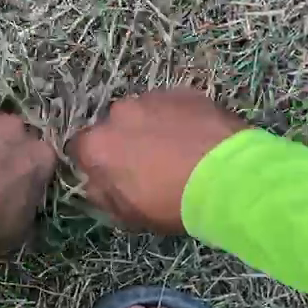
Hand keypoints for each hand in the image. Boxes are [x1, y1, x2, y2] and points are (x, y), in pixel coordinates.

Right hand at [69, 88, 249, 233]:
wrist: (228, 179)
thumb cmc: (170, 203)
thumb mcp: (127, 215)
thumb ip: (102, 195)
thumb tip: (95, 183)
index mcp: (97, 145)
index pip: (79, 149)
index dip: (94, 162)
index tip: (111, 175)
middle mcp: (118, 114)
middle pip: (112, 127)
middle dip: (124, 141)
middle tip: (147, 163)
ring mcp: (153, 98)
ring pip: (142, 113)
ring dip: (150, 127)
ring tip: (175, 149)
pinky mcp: (184, 92)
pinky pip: (171, 105)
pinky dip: (177, 118)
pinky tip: (194, 138)